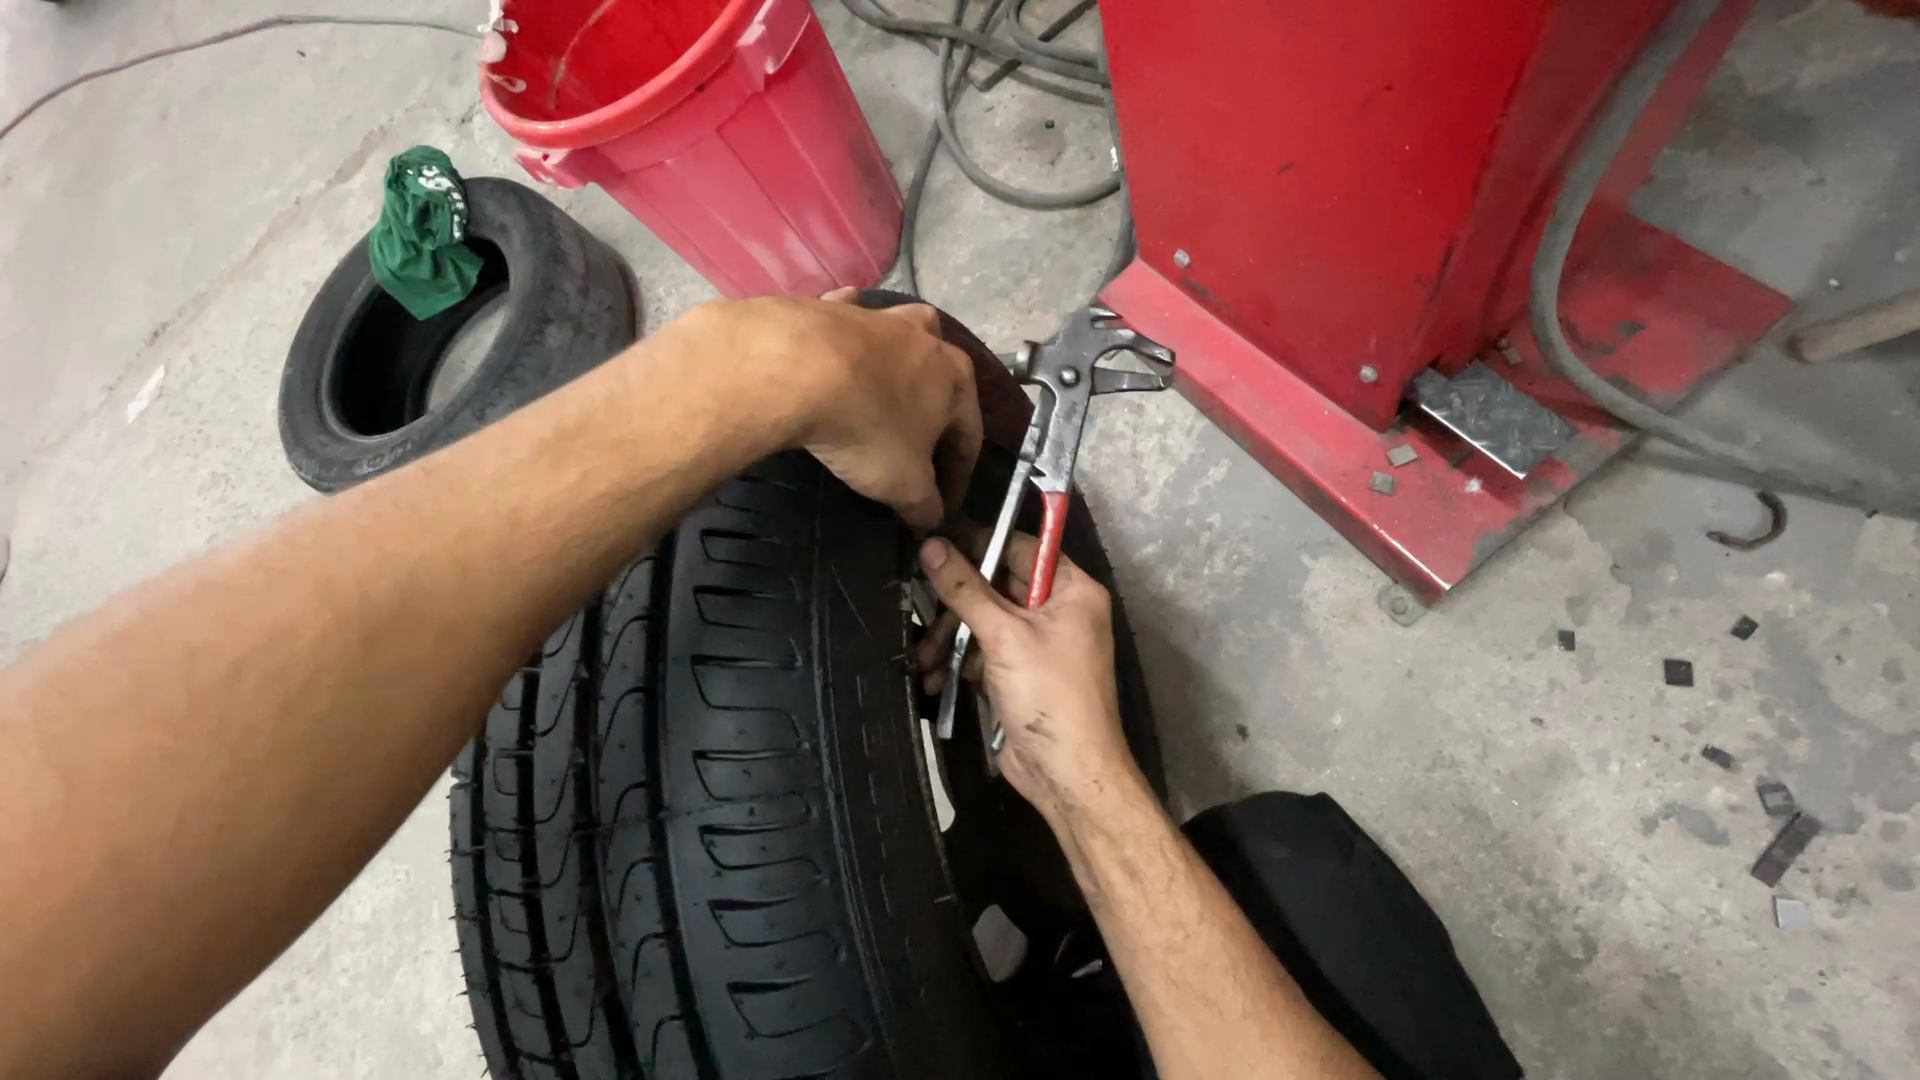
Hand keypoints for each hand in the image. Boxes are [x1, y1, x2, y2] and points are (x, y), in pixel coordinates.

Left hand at [646, 292, 981, 529]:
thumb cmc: (866, 429)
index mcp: (956, 379)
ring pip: (901, 336)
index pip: (969, 436)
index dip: (959, 475)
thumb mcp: (903, 485)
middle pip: (942, 379)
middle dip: (937, 412)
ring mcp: (877, 317)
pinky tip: (839, 342)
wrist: (795, 371)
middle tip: (922, 446)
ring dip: (901, 362)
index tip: (944, 504)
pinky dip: (849, 330)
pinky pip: (848, 316)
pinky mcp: (830, 307)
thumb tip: (931, 517)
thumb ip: (924, 504)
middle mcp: (925, 339)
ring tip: (889, 389)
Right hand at [914, 534, 1143, 822]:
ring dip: (950, 639)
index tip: (934, 542)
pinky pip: (983, 652)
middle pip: (996, 586)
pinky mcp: (1019, 673)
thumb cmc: (1048, 694)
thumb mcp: (1004, 635)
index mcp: (1072, 590)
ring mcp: (1038, 643)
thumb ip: (965, 588)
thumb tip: (930, 545)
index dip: (979, 544)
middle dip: (955, 604)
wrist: (1067, 774)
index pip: (1021, 548)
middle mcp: (1059, 610)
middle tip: (920, 607)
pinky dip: (959, 662)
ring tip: (925, 662)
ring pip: (983, 621)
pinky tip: (934, 679)